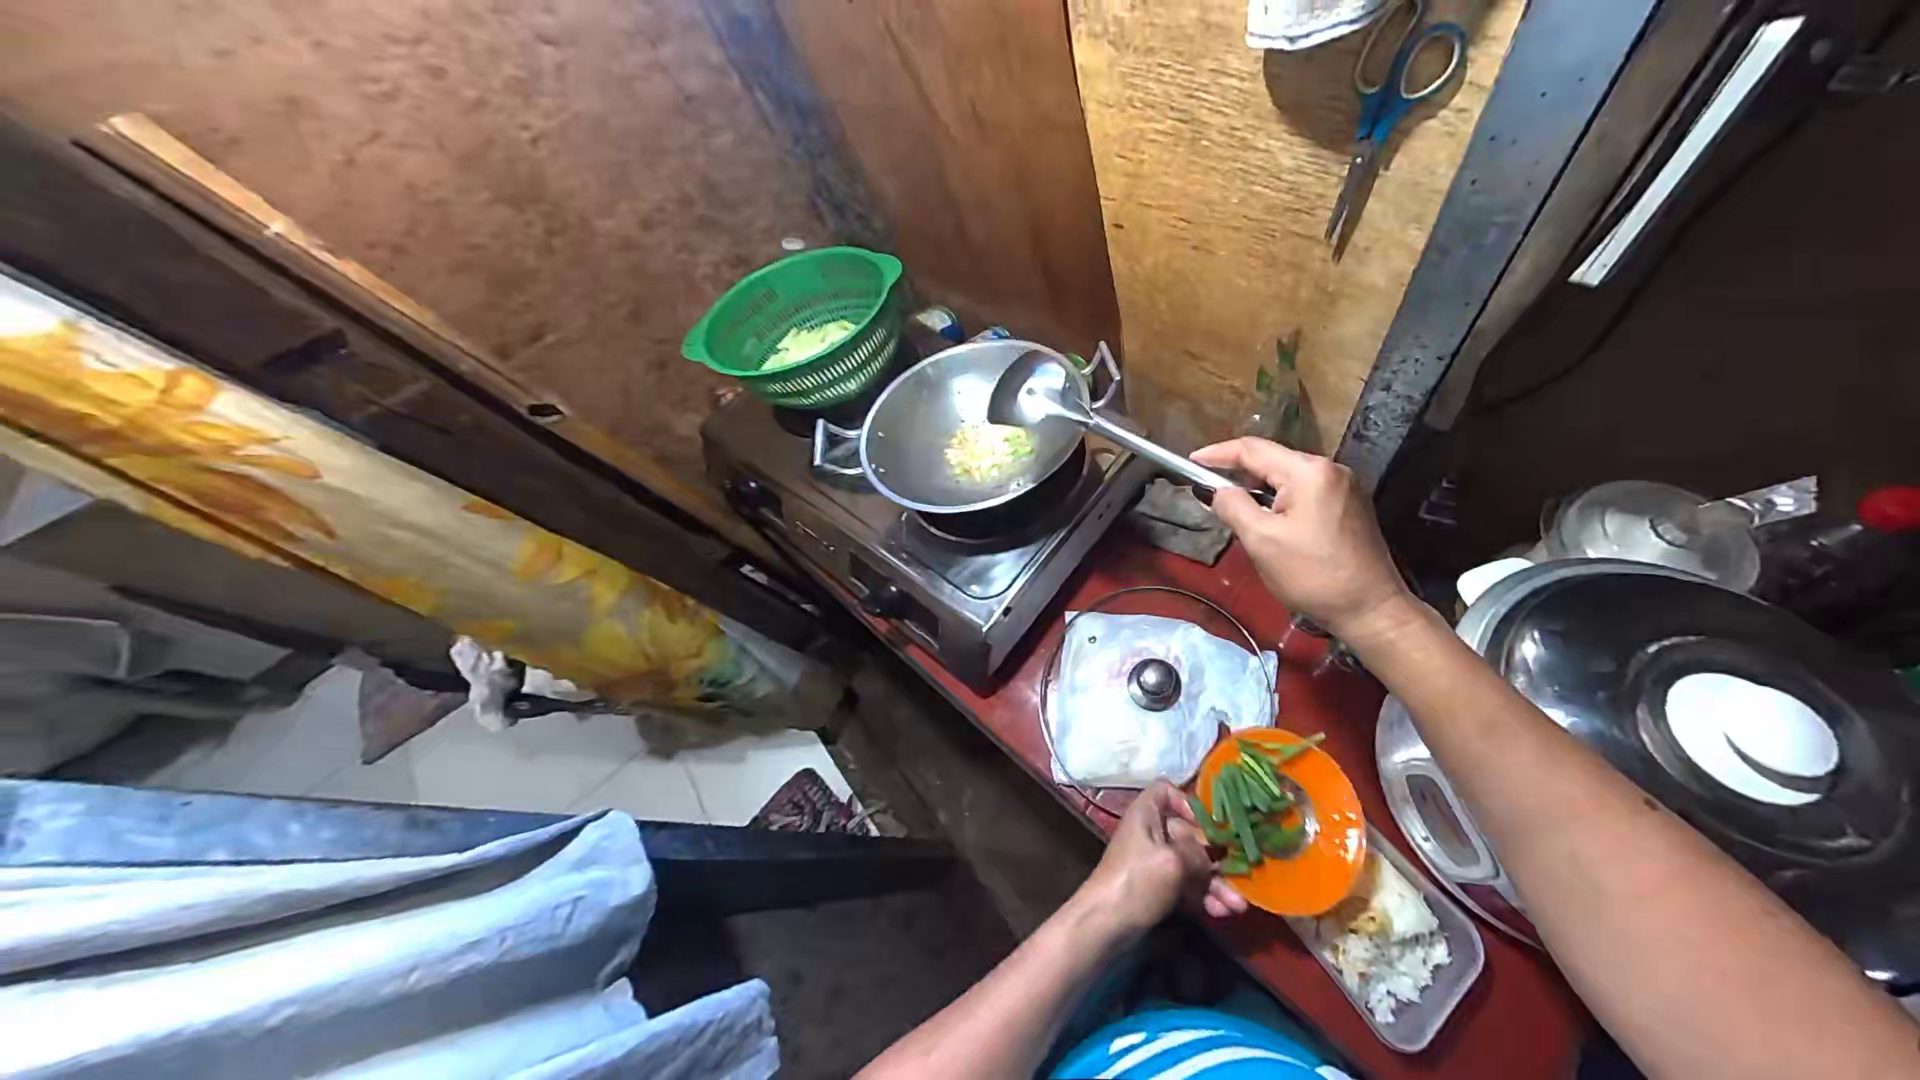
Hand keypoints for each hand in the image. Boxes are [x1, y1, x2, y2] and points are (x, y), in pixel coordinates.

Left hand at [1075, 781, 1246, 938]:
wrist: (1106, 923)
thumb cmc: (1138, 881)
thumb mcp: (1172, 861)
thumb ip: (1196, 852)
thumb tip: (1207, 857)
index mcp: (1146, 813)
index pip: (1165, 790)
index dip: (1187, 801)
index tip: (1208, 823)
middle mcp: (1150, 832)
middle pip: (1187, 832)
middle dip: (1215, 856)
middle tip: (1242, 874)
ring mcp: (1154, 861)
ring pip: (1191, 863)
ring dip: (1216, 883)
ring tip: (1239, 907)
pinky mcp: (1157, 887)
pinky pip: (1186, 885)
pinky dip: (1203, 897)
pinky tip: (1222, 913)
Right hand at [1191, 437, 1414, 638]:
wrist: (1371, 609)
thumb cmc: (1312, 575)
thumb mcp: (1261, 541)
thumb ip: (1233, 507)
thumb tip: (1216, 490)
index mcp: (1309, 472)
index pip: (1253, 449)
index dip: (1218, 453)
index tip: (1191, 461)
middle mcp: (1330, 470)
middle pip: (1272, 459)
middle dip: (1237, 471)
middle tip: (1207, 486)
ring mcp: (1343, 487)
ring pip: (1287, 476)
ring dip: (1257, 486)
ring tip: (1232, 503)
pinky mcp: (1348, 505)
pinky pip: (1303, 490)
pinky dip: (1278, 497)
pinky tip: (1265, 516)